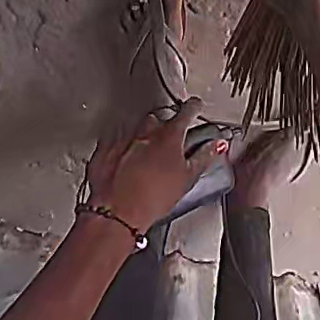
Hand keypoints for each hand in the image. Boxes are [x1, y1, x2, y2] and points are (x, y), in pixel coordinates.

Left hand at [85, 98, 223, 232]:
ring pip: (137, 130)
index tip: (195, 106)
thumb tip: (215, 146)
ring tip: (147, 159)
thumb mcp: (187, 179)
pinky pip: (116, 142)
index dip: (193, 108)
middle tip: (169, 143)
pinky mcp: (105, 150)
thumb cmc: (152, 198)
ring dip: (143, 139)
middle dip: (164, 127)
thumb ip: (203, 157)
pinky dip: (123, 150)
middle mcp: (145, 132)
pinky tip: (126, 164)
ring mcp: (123, 139)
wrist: (118, 213)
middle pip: (158, 119)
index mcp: (169, 136)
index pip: (186, 112)